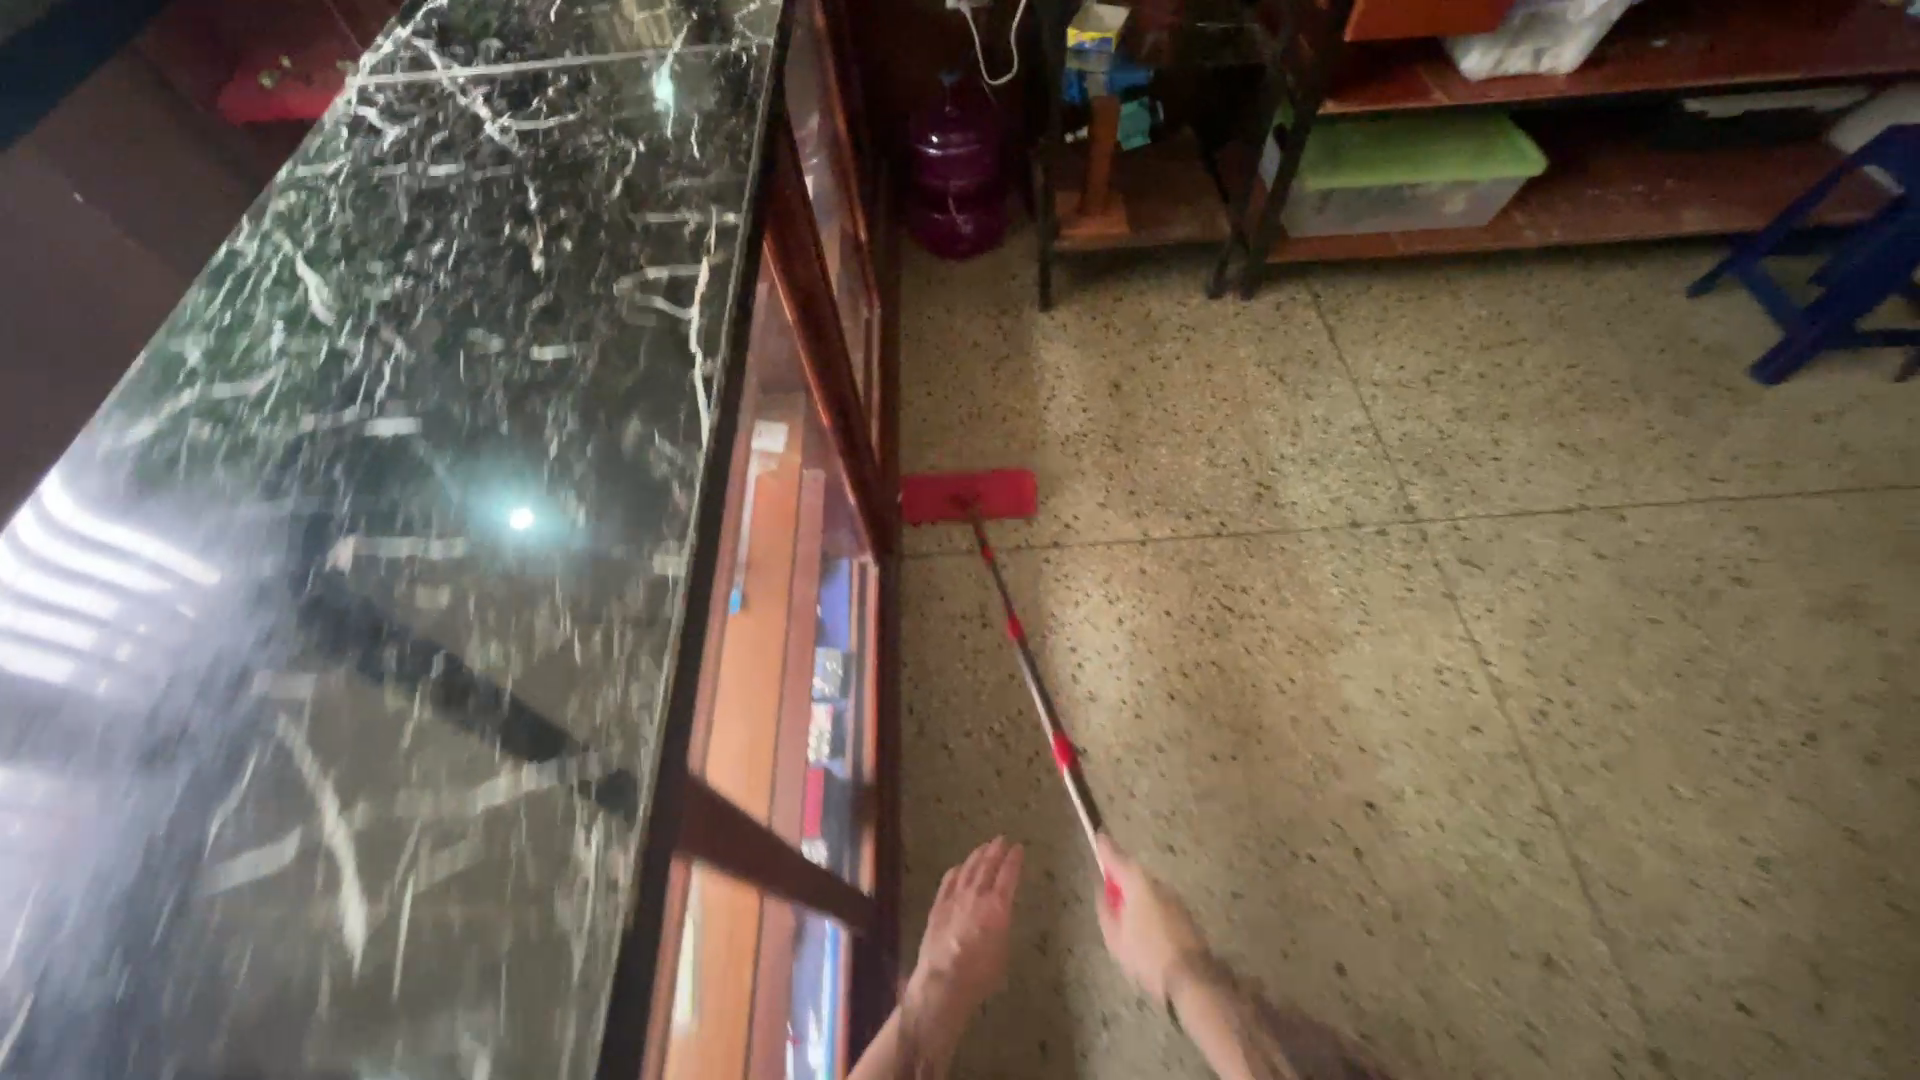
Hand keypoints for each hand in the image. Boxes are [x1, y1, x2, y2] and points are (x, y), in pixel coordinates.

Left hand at [907, 837, 1023, 1036]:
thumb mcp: (1003, 952)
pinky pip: (948, 881)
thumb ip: (1002, 927)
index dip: (1014, 860)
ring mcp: (955, 898)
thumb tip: (999, 917)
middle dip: (996, 850)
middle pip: (987, 865)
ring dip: (977, 856)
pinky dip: (956, 871)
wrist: (943, 981)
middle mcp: (977, 896)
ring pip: (968, 869)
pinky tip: (959, 867)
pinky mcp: (938, 906)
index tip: (1019, 848)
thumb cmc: (980, 975)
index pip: (1008, 875)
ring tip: (984, 846)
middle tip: (1002, 839)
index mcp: (998, 907)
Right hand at [1095, 834, 1209, 1001]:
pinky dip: (1151, 911)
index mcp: (1137, 883)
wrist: (1192, 978)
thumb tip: (1102, 890)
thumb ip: (1105, 908)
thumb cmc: (1147, 955)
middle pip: (1134, 874)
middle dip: (1122, 882)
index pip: (1116, 858)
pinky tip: (1148, 935)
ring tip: (1130, 925)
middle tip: (1111, 901)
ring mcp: (1175, 898)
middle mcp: (1158, 883)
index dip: (1105, 848)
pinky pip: (1161, 905)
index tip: (1099, 836)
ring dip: (1137, 899)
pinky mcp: (1186, 915)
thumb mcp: (1114, 936)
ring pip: (1149, 891)